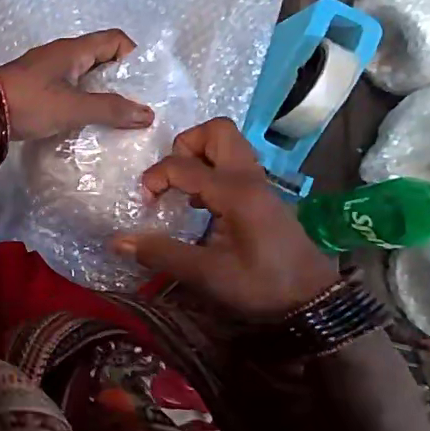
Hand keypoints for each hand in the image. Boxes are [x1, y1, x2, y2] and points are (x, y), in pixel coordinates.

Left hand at [0, 29, 156, 140]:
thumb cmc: (28, 103)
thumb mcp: (73, 108)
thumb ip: (110, 110)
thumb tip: (148, 114)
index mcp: (72, 50)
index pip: (115, 39)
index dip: (133, 57)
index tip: (141, 85)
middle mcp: (60, 55)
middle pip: (100, 59)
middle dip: (118, 80)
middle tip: (131, 107)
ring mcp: (45, 72)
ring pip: (82, 77)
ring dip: (98, 94)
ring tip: (112, 120)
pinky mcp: (34, 90)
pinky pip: (66, 91)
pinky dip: (79, 104)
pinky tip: (83, 125)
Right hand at [113, 118, 339, 318]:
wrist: (312, 299)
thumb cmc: (261, 285)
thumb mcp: (207, 275)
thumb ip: (162, 254)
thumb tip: (117, 241)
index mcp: (235, 192)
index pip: (182, 165)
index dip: (155, 179)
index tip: (146, 206)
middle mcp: (248, 178)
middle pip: (216, 130)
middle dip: (185, 146)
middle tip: (171, 179)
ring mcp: (259, 183)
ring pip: (227, 143)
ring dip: (199, 156)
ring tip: (182, 190)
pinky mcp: (261, 195)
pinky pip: (232, 163)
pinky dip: (210, 170)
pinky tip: (200, 205)